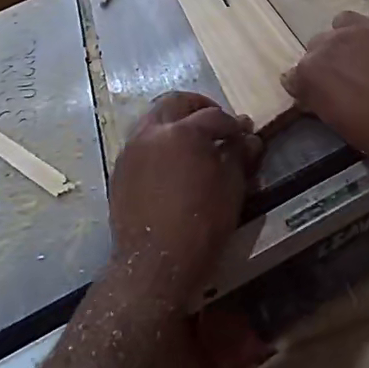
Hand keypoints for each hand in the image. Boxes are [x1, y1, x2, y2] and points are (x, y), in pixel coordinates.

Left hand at [110, 92, 261, 302]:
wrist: (155, 264)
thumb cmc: (202, 223)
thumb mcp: (232, 187)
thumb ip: (240, 155)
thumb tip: (249, 139)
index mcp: (183, 132)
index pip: (214, 115)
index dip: (234, 124)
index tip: (245, 134)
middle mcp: (152, 133)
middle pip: (175, 102)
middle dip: (198, 107)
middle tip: (216, 123)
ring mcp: (131, 151)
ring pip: (153, 120)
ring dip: (175, 123)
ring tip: (194, 143)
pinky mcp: (119, 172)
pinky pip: (141, 144)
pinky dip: (159, 143)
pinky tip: (174, 164)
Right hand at [281, 4, 368, 155]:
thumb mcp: (339, 125)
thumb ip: (321, 102)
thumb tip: (312, 96)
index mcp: (311, 72)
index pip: (294, 75)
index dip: (307, 86)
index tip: (318, 95)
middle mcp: (329, 43)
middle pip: (318, 45)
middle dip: (328, 59)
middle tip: (347, 76)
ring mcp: (360, 28)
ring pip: (343, 21)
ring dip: (349, 36)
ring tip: (365, 52)